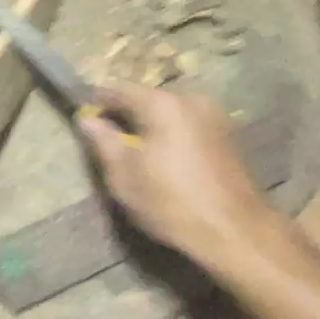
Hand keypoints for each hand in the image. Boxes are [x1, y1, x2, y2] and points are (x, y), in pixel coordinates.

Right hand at [77, 81, 284, 267]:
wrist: (234, 230)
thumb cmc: (172, 203)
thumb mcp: (125, 177)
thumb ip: (103, 142)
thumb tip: (87, 119)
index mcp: (162, 103)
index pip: (118, 89)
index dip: (97, 102)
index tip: (84, 117)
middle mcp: (192, 98)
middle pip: (148, 98)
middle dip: (127, 114)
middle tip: (111, 141)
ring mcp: (215, 114)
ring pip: (171, 112)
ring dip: (153, 126)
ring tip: (139, 155)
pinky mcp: (229, 134)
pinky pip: (190, 125)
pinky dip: (174, 135)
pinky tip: (168, 161)